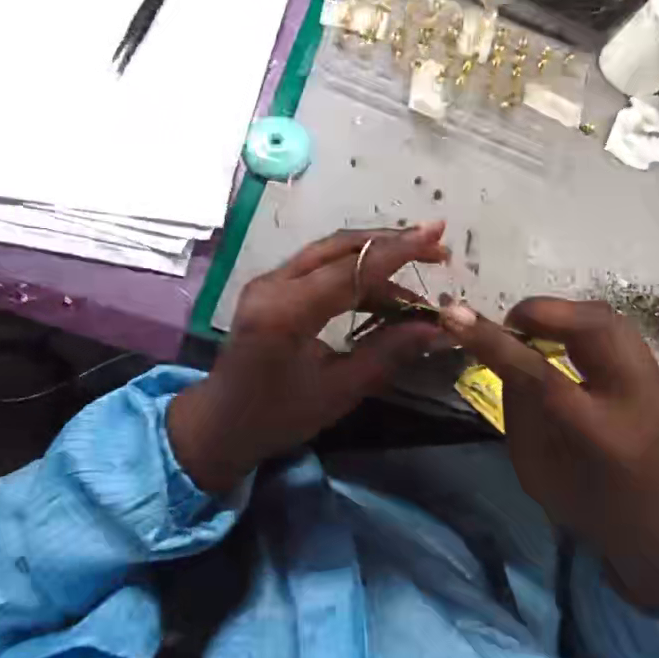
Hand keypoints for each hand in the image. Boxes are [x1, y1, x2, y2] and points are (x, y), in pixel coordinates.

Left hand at [169, 223, 450, 492]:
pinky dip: (351, 274)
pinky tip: (382, 292)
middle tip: (435, 246)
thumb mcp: (338, 390)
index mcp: (285, 312)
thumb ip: (387, 352)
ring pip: (327, 254)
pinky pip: (316, 269)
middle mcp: (271, 285)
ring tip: (418, 270)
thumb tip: (438, 327)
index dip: (397, 251)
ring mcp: (266, 283)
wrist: (221, 423)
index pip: (349, 269)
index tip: (438, 233)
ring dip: (372, 258)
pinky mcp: (268, 289)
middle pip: (337, 248)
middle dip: (388, 243)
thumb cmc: (277, 416)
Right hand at [440, 297, 658, 616]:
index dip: (493, 340)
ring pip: (606, 316)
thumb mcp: (533, 464)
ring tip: (528, 330)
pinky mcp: (655, 372)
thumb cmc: (583, 503)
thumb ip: (518, 404)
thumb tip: (497, 349)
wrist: (655, 526)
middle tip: (505, 325)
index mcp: (599, 434)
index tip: (454, 316)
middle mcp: (636, 397)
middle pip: (592, 326)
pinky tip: (555, 338)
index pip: (541, 372)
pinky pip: (612, 327)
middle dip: (539, 312)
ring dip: (559, 313)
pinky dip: (576, 322)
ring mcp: (654, 381)